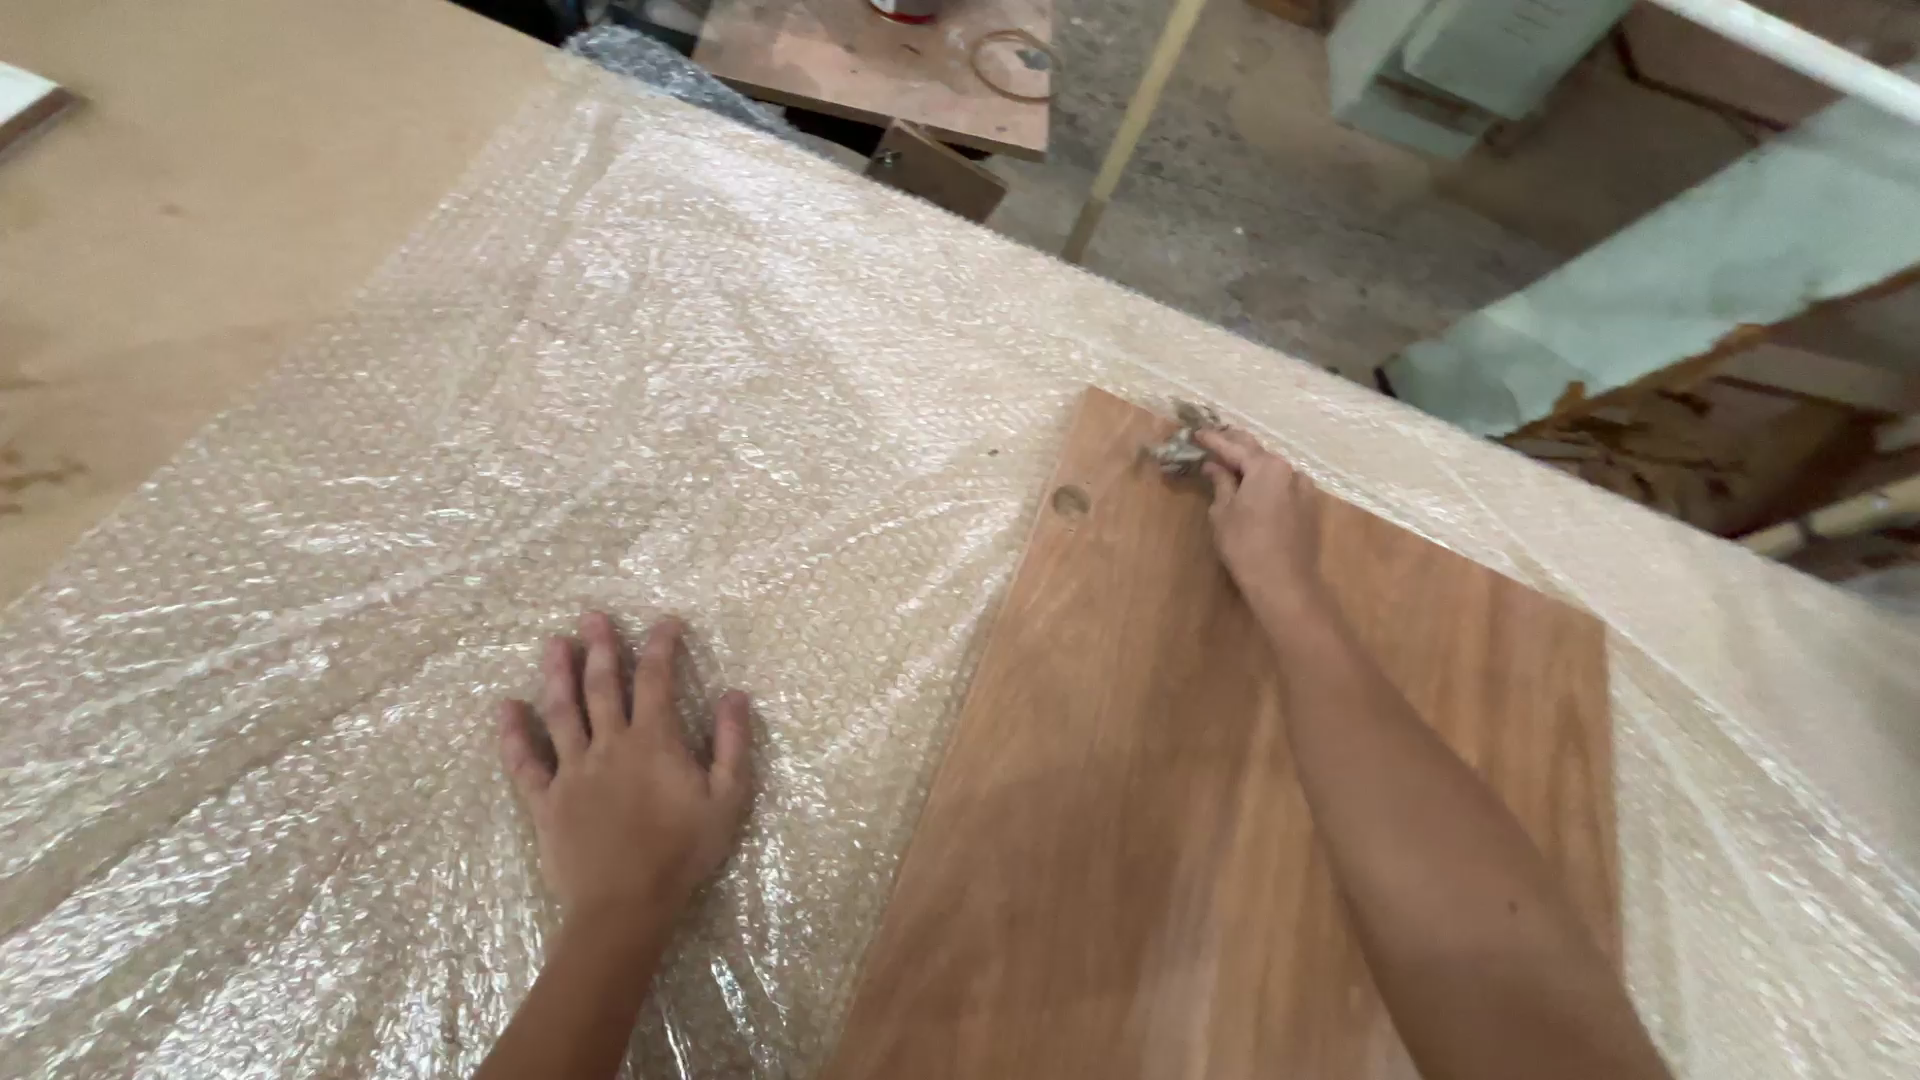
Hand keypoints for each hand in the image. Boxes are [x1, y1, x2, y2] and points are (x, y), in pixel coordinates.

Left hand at [498, 613, 752, 928]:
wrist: (626, 906)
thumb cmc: (684, 850)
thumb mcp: (728, 797)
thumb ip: (731, 743)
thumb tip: (735, 694)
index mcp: (654, 741)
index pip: (657, 680)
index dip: (661, 646)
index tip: (665, 621)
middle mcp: (609, 745)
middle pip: (602, 685)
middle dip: (600, 647)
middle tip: (592, 616)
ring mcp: (572, 772)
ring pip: (561, 712)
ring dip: (557, 674)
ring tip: (553, 642)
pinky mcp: (546, 802)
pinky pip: (524, 763)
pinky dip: (512, 735)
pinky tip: (504, 709)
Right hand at [1195, 428, 1325, 613]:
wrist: (1284, 581)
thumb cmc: (1245, 544)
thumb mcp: (1223, 512)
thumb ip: (1221, 483)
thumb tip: (1214, 467)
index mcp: (1267, 467)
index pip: (1234, 447)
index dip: (1213, 440)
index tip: (1197, 432)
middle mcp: (1290, 471)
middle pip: (1258, 453)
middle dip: (1235, 445)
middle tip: (1214, 438)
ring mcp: (1304, 489)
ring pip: (1273, 469)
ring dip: (1252, 463)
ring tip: (1232, 461)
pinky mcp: (1309, 507)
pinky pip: (1283, 485)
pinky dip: (1266, 480)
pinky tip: (1254, 485)